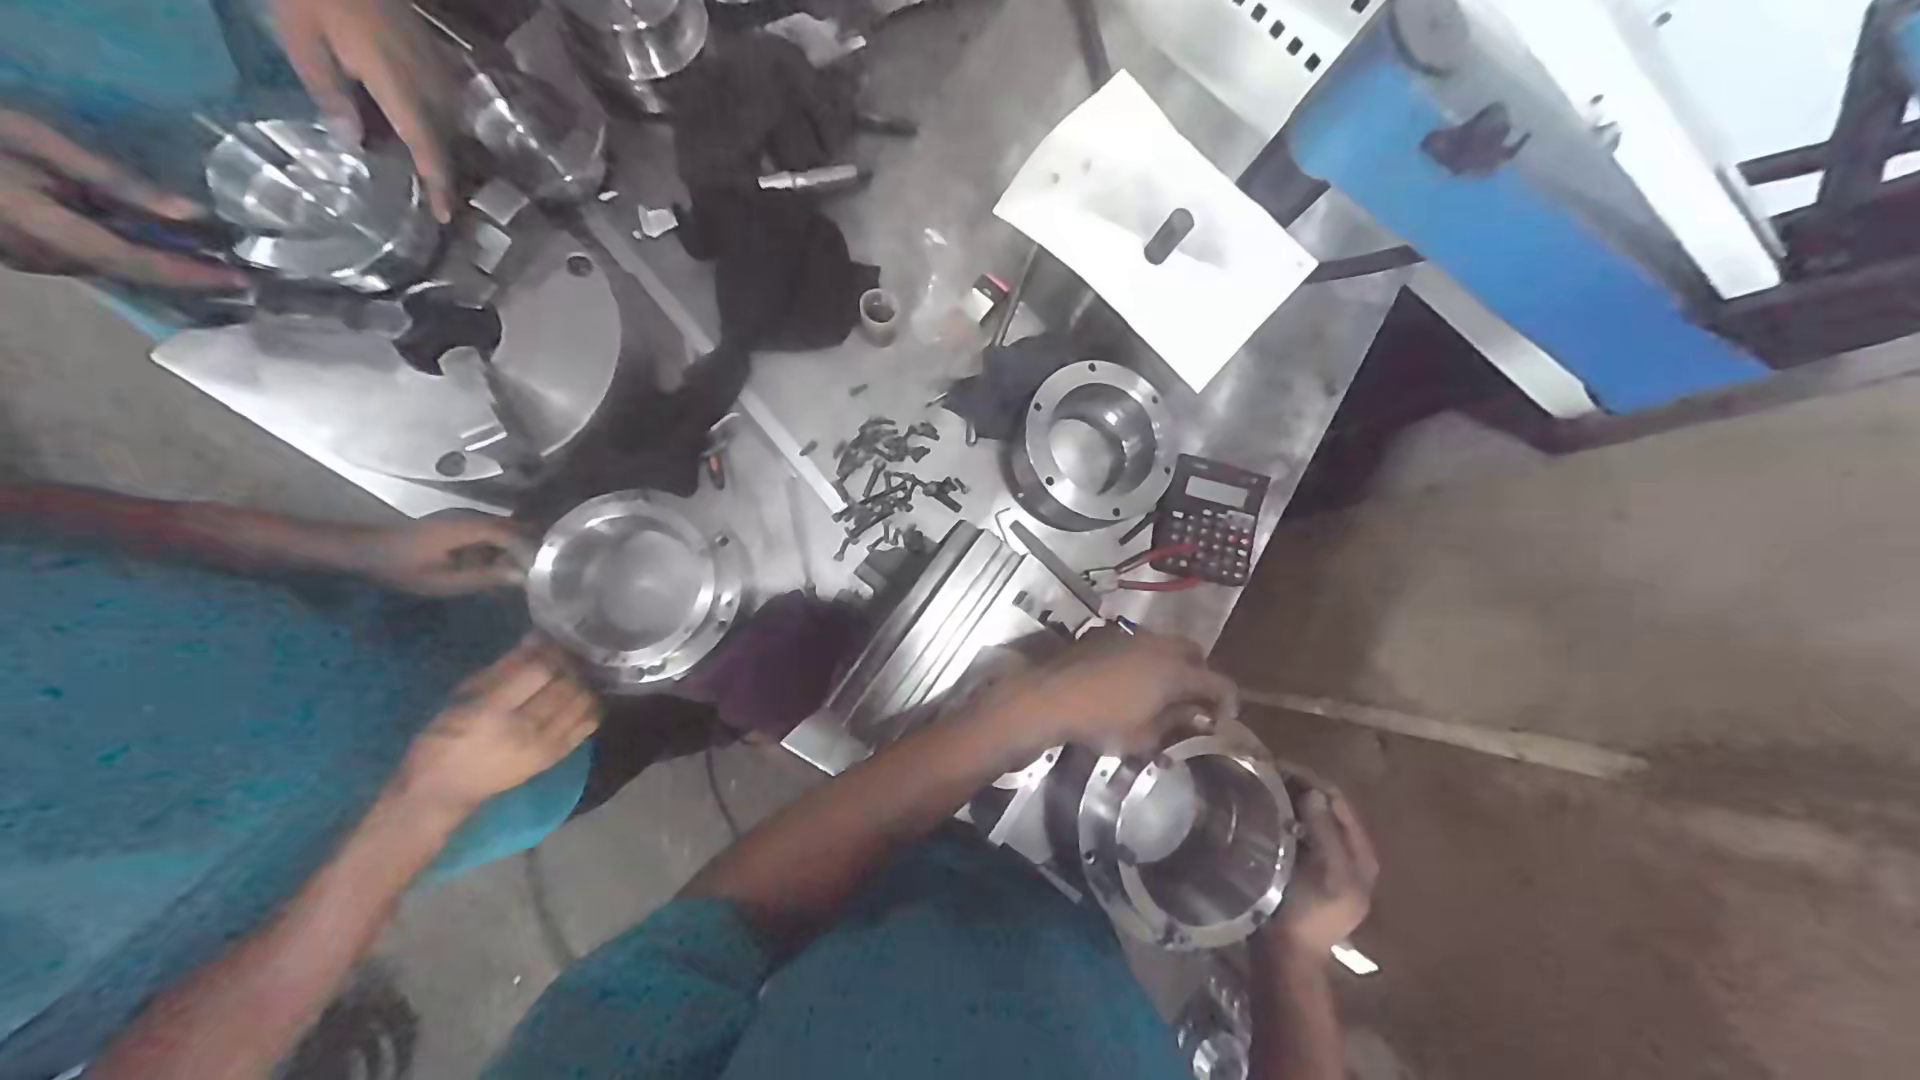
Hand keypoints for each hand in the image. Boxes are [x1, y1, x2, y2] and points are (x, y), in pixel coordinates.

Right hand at [0, 109, 247, 288]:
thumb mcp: (24, 134)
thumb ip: (109, 179)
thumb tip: (192, 215)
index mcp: (34, 222)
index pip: (134, 262)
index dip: (192, 275)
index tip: (244, 281)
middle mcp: (31, 251)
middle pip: (131, 274)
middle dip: (192, 278)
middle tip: (251, 275)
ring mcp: (21, 256)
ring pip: (113, 270)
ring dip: (169, 270)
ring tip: (228, 264)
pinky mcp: (20, 253)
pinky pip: (91, 261)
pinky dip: (136, 258)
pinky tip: (173, 248)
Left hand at [270, 0, 456, 221]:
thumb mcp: (301, 38)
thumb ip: (329, 93)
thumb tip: (354, 144)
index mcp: (399, 86)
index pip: (429, 150)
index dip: (438, 186)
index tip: (444, 216)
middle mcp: (429, 85)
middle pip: (446, 143)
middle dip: (442, 174)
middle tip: (433, 201)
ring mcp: (436, 71)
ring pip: (448, 126)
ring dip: (438, 149)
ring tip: (422, 169)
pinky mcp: (434, 58)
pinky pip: (443, 105)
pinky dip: (434, 125)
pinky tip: (414, 128)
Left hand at [354, 511, 534, 595]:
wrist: (364, 551)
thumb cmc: (401, 568)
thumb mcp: (442, 581)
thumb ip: (484, 577)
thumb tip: (522, 576)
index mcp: (467, 528)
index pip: (511, 533)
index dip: (531, 549)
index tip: (545, 567)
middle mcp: (470, 517)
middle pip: (513, 527)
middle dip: (531, 546)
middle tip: (545, 569)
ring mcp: (465, 518)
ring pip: (506, 528)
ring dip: (519, 546)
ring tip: (530, 568)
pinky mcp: (461, 525)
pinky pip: (493, 532)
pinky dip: (505, 546)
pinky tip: (506, 563)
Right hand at [397, 639, 601, 812]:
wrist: (443, 791)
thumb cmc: (444, 739)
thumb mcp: (462, 699)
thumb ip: (502, 669)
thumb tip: (535, 639)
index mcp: (492, 711)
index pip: (540, 671)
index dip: (551, 652)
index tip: (551, 643)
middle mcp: (523, 729)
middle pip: (566, 685)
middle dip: (569, 665)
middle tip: (565, 657)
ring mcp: (544, 746)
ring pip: (582, 702)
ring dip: (582, 683)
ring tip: (573, 676)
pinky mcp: (555, 757)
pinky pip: (588, 725)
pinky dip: (590, 706)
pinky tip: (581, 697)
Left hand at [975, 631, 1239, 757]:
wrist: (1050, 696)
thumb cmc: (1101, 721)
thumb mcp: (1145, 735)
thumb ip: (1176, 722)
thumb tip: (1195, 716)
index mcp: (1175, 670)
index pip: (1219, 682)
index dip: (1228, 703)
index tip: (1221, 722)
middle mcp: (1158, 645)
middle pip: (1194, 653)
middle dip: (1200, 675)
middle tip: (1191, 703)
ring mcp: (1130, 636)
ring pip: (1165, 644)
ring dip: (1172, 664)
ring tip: (1161, 692)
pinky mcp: (1105, 635)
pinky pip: (1138, 643)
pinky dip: (1145, 659)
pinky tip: (1131, 681)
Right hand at [1270, 785, 1379, 956]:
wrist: (1287, 955)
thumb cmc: (1310, 914)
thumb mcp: (1329, 875)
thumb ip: (1328, 833)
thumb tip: (1315, 793)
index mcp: (1361, 856)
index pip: (1339, 802)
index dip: (1312, 781)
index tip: (1278, 767)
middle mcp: (1347, 854)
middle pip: (1325, 807)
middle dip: (1299, 787)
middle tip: (1265, 773)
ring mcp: (1323, 861)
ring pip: (1308, 817)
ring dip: (1288, 799)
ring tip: (1259, 785)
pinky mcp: (1302, 867)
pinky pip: (1294, 831)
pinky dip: (1282, 816)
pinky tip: (1261, 810)